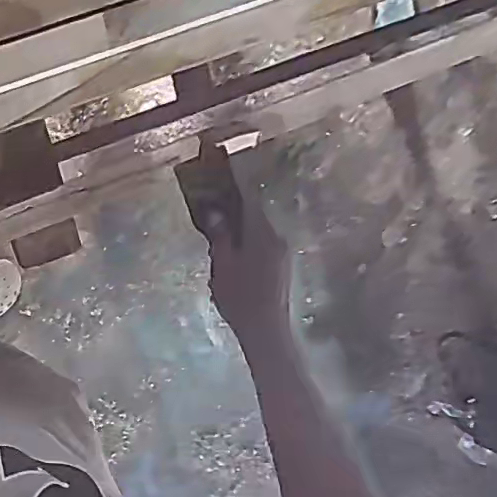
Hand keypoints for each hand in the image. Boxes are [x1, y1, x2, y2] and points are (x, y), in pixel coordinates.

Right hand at [201, 174, 291, 336]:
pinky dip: (247, 236)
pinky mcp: (280, 265)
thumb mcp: (223, 265)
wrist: (266, 329)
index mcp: (261, 232)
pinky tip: (234, 244)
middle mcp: (276, 236)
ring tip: (220, 219)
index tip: (222, 166)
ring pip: (259, 227)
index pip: (249, 196)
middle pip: (255, 210)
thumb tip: (215, 210)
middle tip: (215, 194)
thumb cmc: (240, 297)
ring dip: (241, 220)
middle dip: (236, 201)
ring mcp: (280, 252)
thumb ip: (221, 236)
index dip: (235, 180)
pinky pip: (262, 241)